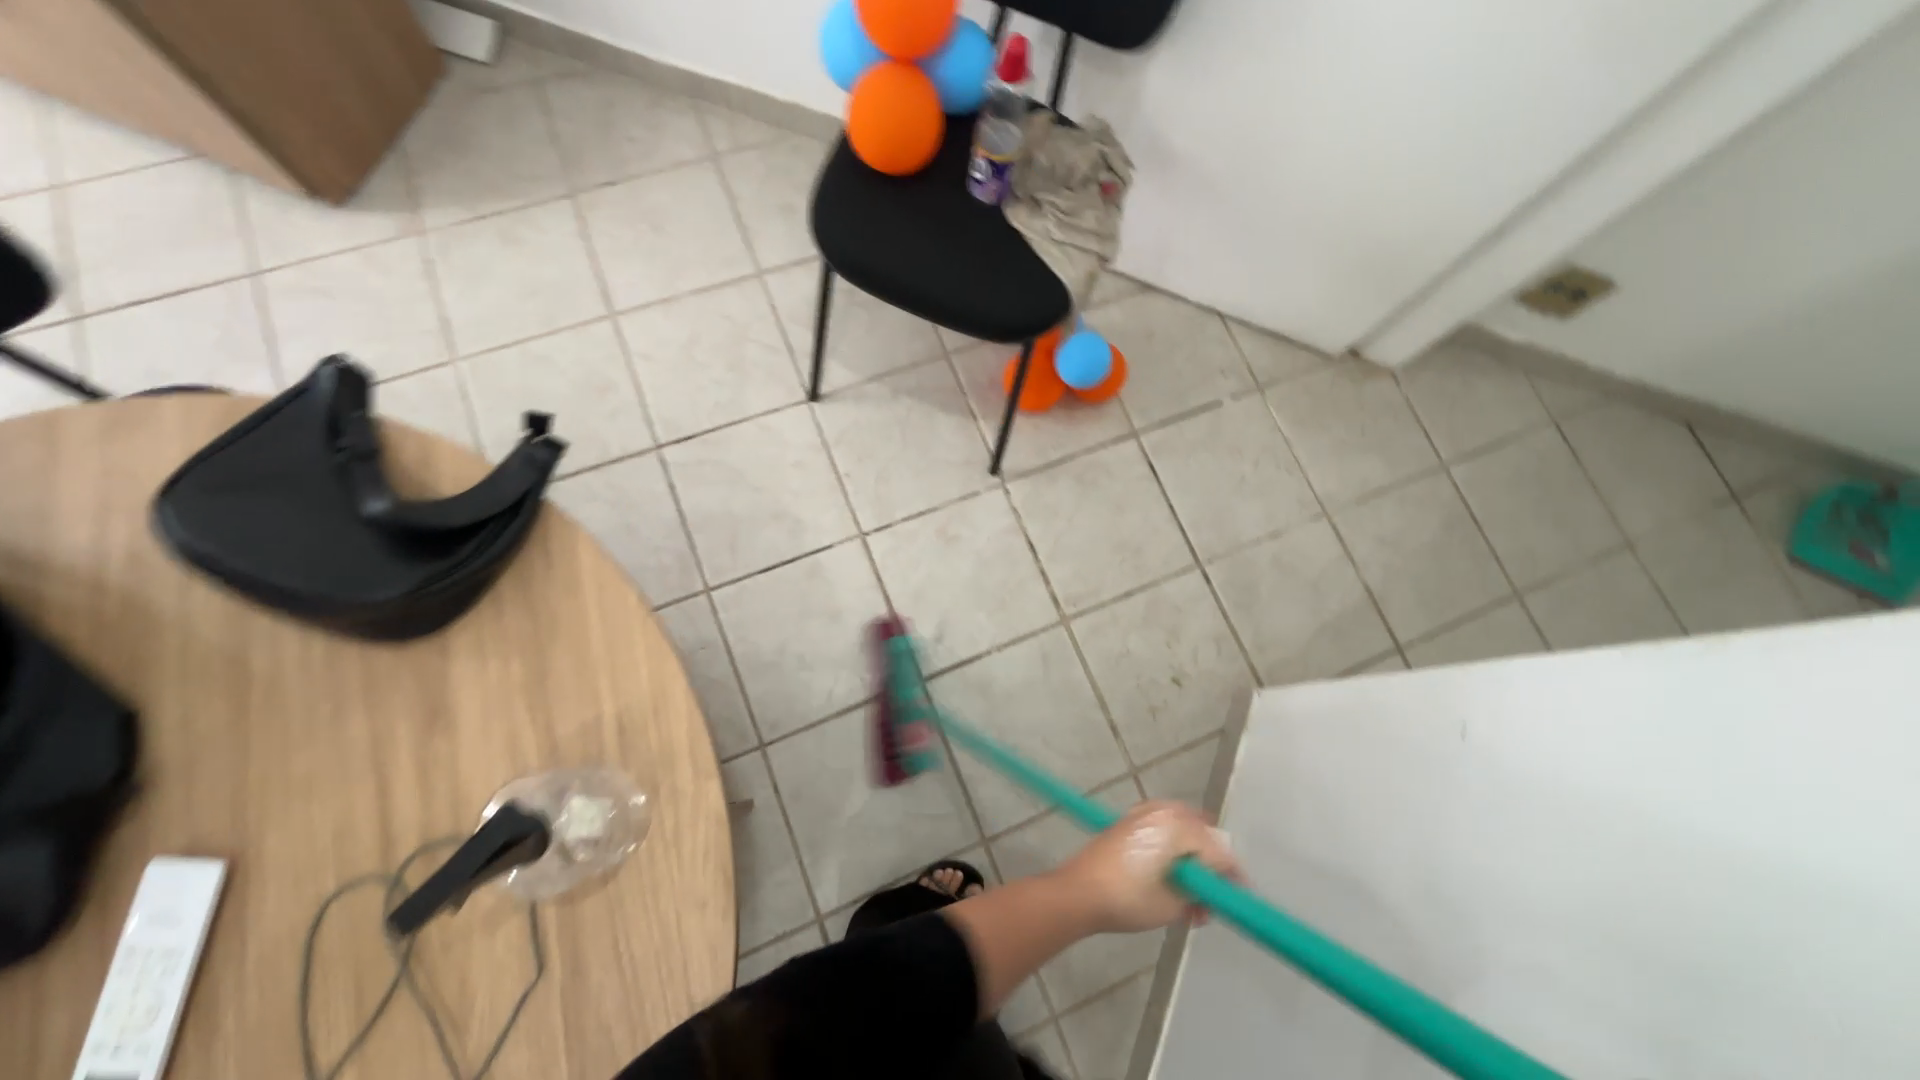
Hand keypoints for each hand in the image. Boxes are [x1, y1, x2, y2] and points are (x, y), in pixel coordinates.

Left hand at [1051, 801, 1241, 934]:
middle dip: (1209, 865)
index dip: (1232, 877)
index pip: (1218, 853)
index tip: (1240, 897)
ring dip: (1190, 858)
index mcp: (1179, 828)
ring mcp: (1143, 814)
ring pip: (1182, 831)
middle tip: (1209, 896)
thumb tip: (1206, 894)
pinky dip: (1171, 849)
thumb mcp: (1173, 905)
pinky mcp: (1128, 822)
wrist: (1078, 892)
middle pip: (1202, 836)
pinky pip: (1162, 830)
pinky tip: (1169, 876)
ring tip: (1188, 895)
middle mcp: (1164, 812)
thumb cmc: (1128, 899)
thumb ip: (1198, 895)